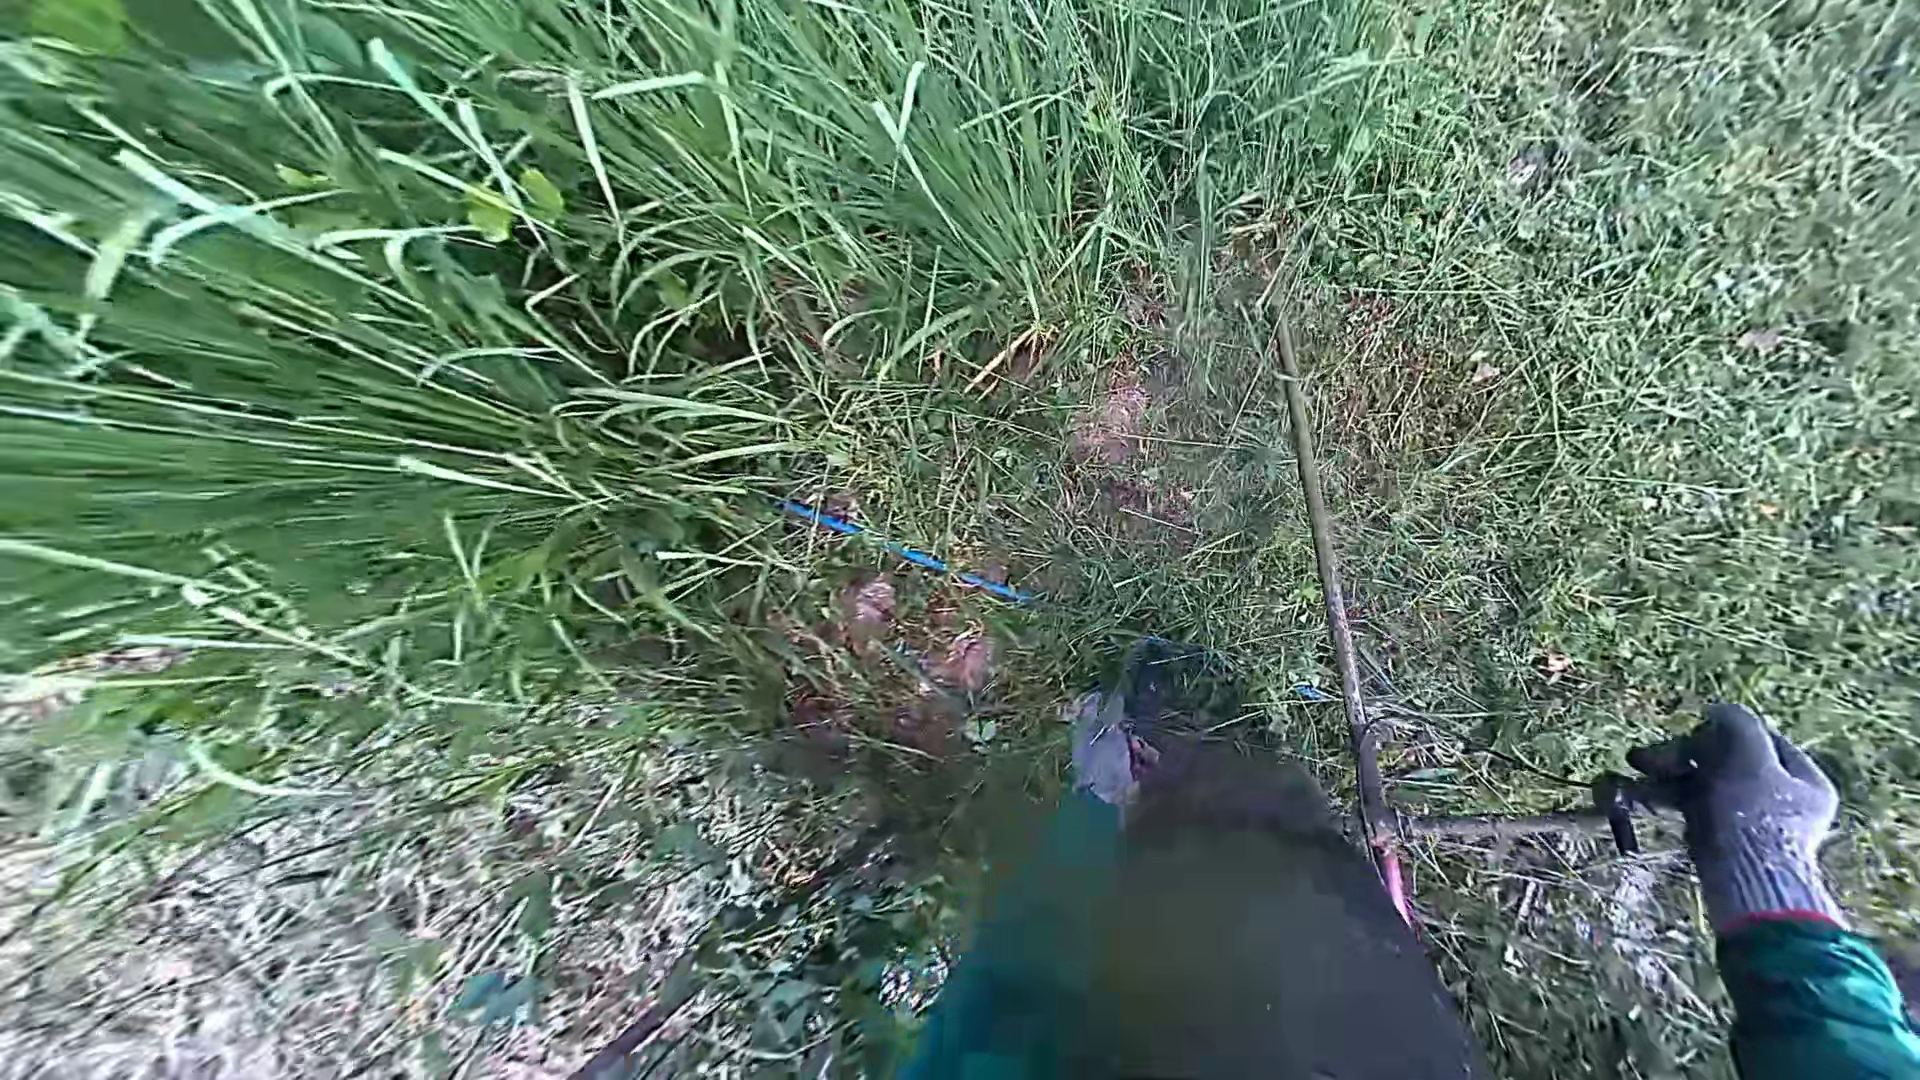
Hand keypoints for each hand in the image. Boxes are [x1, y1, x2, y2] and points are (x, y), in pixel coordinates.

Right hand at [1628, 704, 1843, 931]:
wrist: (1741, 869)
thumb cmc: (1753, 814)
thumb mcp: (1752, 762)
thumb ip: (1740, 729)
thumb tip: (1722, 707)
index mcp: (1801, 778)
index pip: (1760, 738)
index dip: (1723, 731)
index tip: (1696, 731)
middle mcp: (1774, 791)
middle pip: (1717, 754)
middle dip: (1679, 751)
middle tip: (1653, 756)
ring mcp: (1740, 807)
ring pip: (1691, 772)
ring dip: (1660, 766)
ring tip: (1639, 768)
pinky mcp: (1710, 820)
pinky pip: (1680, 795)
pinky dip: (1658, 790)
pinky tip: (1634, 790)